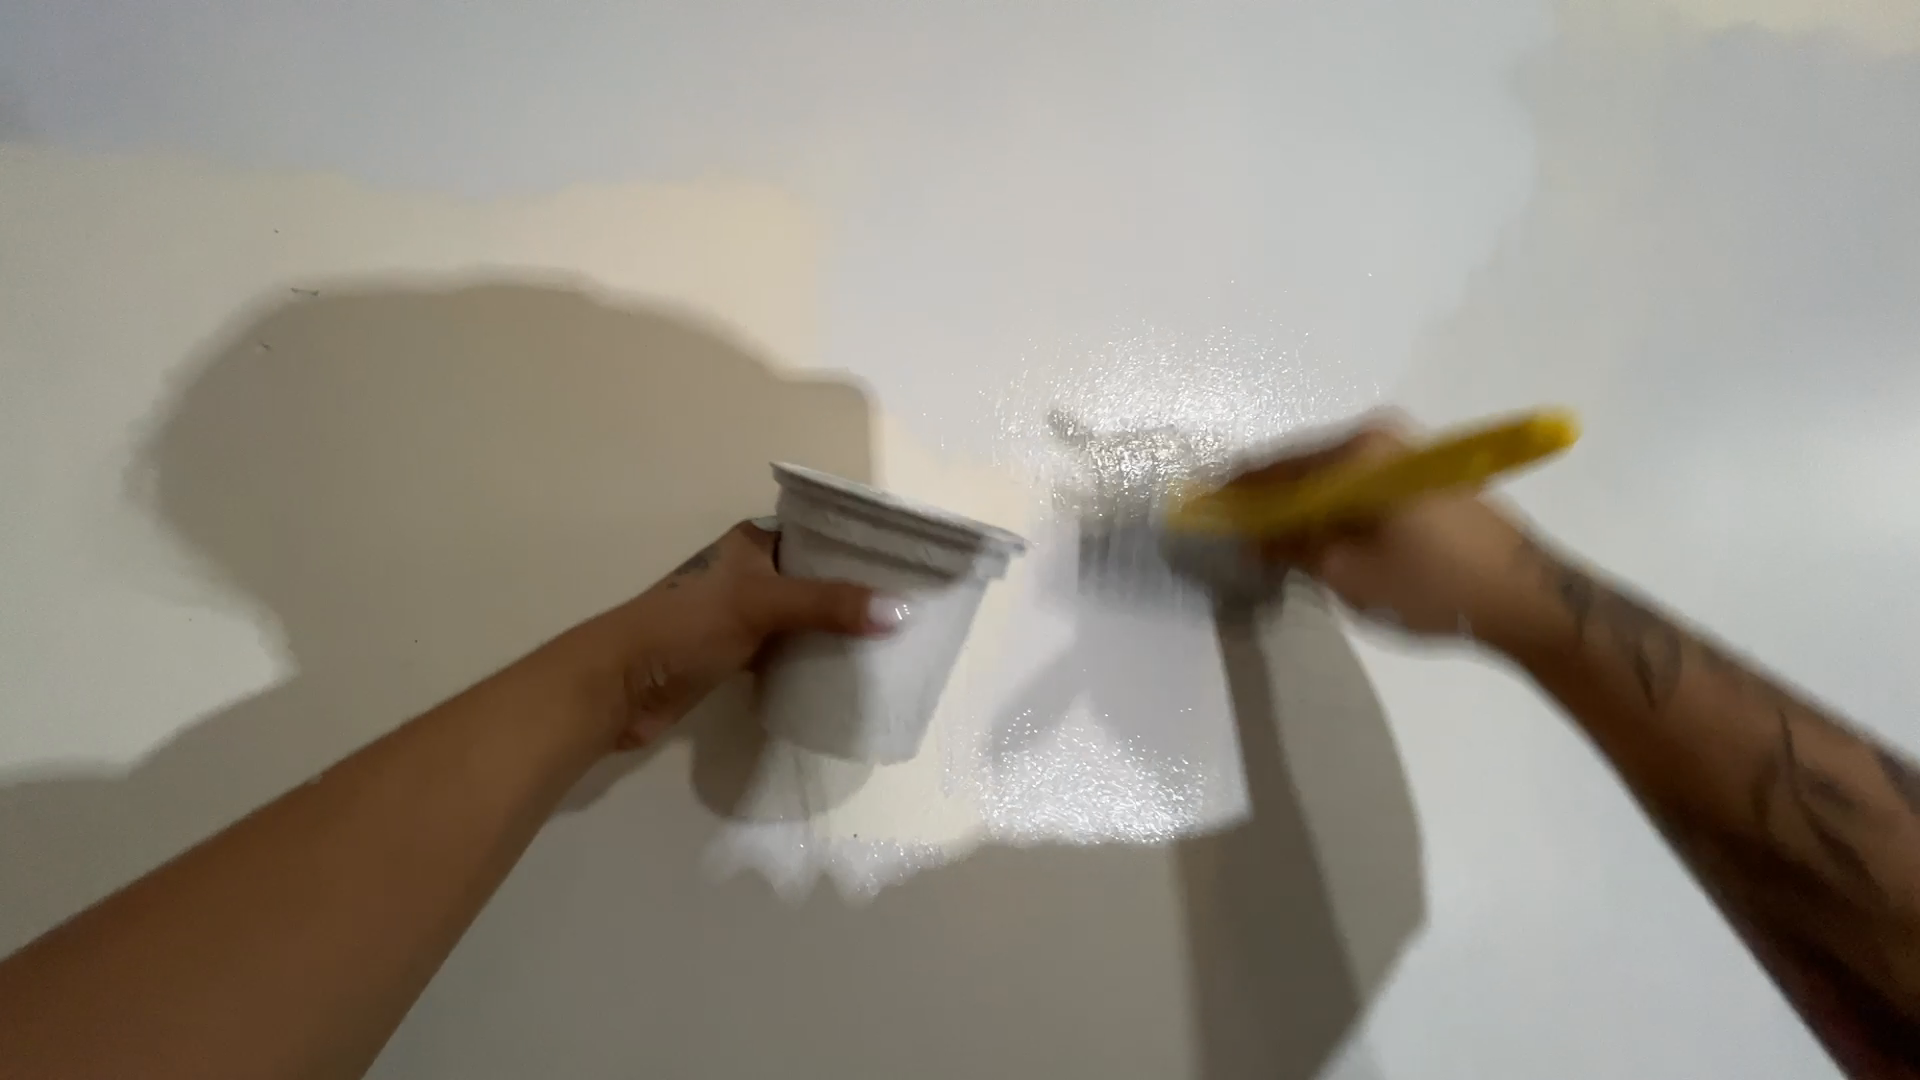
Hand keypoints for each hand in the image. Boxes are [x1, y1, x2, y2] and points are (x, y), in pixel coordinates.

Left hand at [601, 520, 902, 748]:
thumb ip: (829, 605)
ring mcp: (745, 615)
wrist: (617, 687)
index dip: (861, 546)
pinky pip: (790, 648)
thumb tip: (901, 611)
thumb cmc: (686, 626)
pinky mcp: (739, 653)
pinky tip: (851, 667)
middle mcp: (752, 572)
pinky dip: (816, 656)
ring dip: (839, 626)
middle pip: (817, 577)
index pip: (820, 534)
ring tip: (894, 635)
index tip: (909, 562)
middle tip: (911, 604)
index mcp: (753, 542)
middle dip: (858, 591)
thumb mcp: (762, 604)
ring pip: (805, 616)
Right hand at [1229, 416, 1536, 644]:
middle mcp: (1381, 436)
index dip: (1235, 492)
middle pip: (1301, 464)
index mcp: (1358, 453)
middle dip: (1265, 497)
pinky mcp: (1424, 471)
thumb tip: (1253, 535)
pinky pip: (1355, 481)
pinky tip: (1317, 529)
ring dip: (1297, 502)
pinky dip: (1328, 503)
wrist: (1529, 601)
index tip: (1202, 510)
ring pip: (1328, 474)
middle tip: (1236, 529)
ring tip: (1271, 535)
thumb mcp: (1344, 573)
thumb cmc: (1431, 586)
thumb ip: (1288, 546)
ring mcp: (1407, 450)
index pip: (1275, 467)